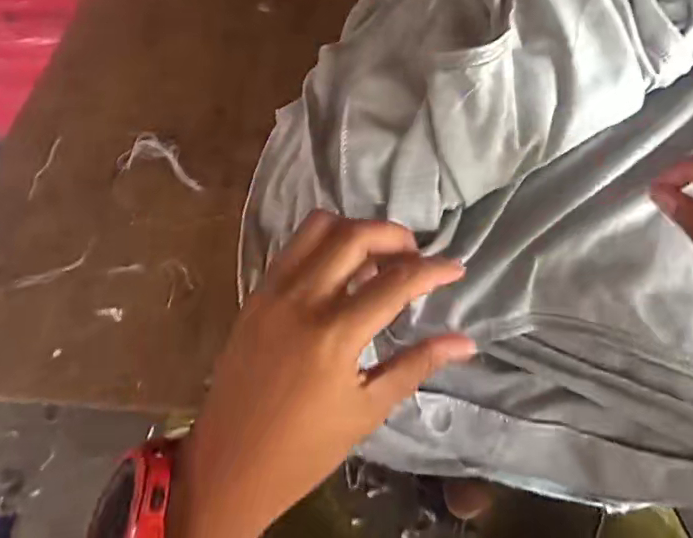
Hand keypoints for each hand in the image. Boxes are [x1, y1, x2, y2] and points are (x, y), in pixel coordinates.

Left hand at [172, 211, 475, 537]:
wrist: (227, 466)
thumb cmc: (304, 449)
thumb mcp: (367, 411)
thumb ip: (416, 365)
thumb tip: (465, 342)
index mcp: (334, 336)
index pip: (395, 283)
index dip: (432, 270)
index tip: (455, 268)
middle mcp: (303, 300)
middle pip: (355, 235)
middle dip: (394, 236)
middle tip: (414, 255)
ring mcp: (274, 290)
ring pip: (319, 227)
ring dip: (356, 229)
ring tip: (377, 256)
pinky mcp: (256, 292)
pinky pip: (294, 246)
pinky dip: (324, 241)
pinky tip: (340, 267)